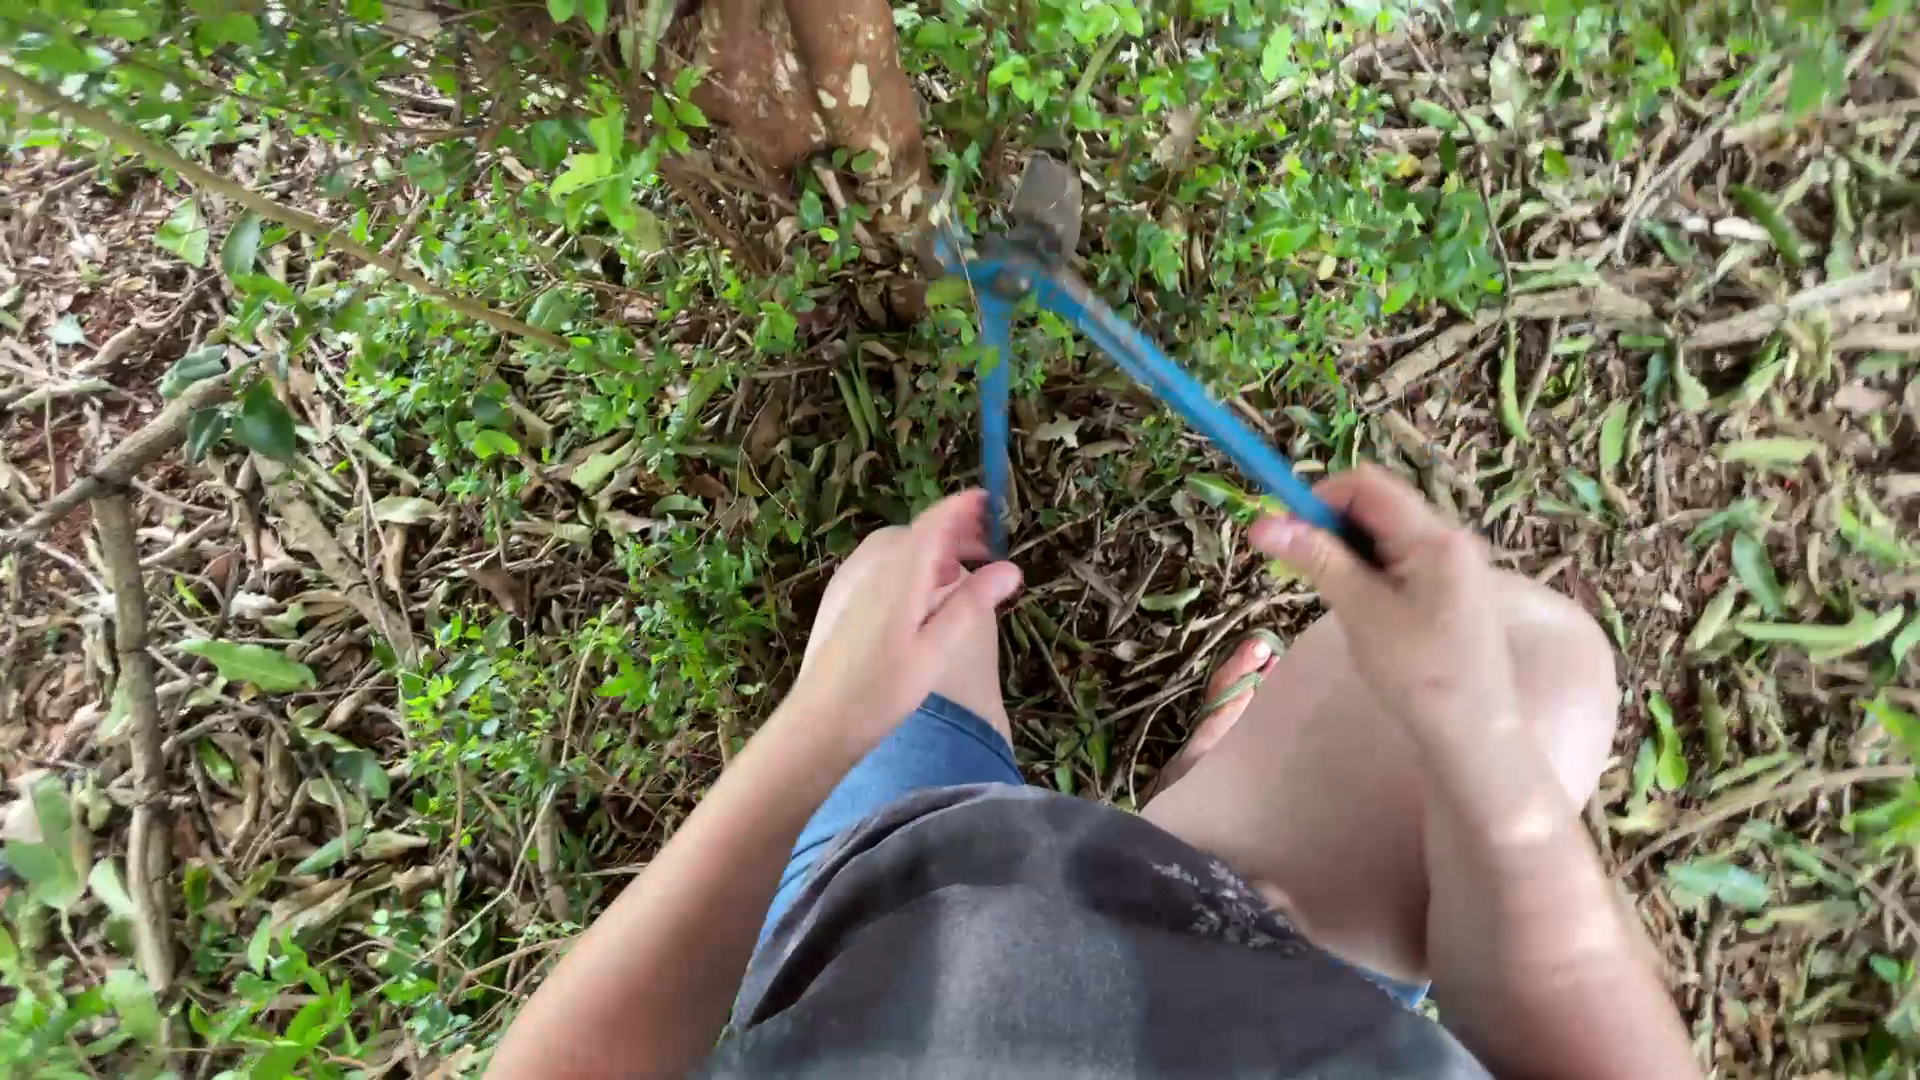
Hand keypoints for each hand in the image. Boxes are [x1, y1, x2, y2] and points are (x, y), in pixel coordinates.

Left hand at [776, 490, 1021, 751]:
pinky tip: (934, 591)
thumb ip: (971, 604)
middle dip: (956, 529)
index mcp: (900, 577)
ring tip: (971, 565)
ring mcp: (863, 588)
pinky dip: (922, 567)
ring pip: (906, 552)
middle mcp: (879, 572)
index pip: (934, 525)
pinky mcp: (857, 606)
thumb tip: (1011, 568)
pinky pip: (894, 569)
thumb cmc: (882, 690)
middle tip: (993, 541)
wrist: (820, 721)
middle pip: (920, 534)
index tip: (991, 499)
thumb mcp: (936, 649)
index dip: (962, 507)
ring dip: (940, 548)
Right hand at [1248, 465, 1516, 757]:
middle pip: (1374, 504)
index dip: (1317, 498)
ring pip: (1381, 531)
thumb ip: (1315, 559)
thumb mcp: (1360, 610)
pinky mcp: (1448, 585)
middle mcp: (1449, 538)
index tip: (1287, 535)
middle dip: (1328, 526)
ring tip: (1335, 593)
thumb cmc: (1417, 672)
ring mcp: (1452, 562)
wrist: (1473, 733)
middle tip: (1301, 568)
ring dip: (1344, 549)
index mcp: (1434, 538)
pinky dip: (1365, 567)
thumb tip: (1261, 523)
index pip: (1365, 484)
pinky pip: (1396, 555)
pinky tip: (1359, 604)